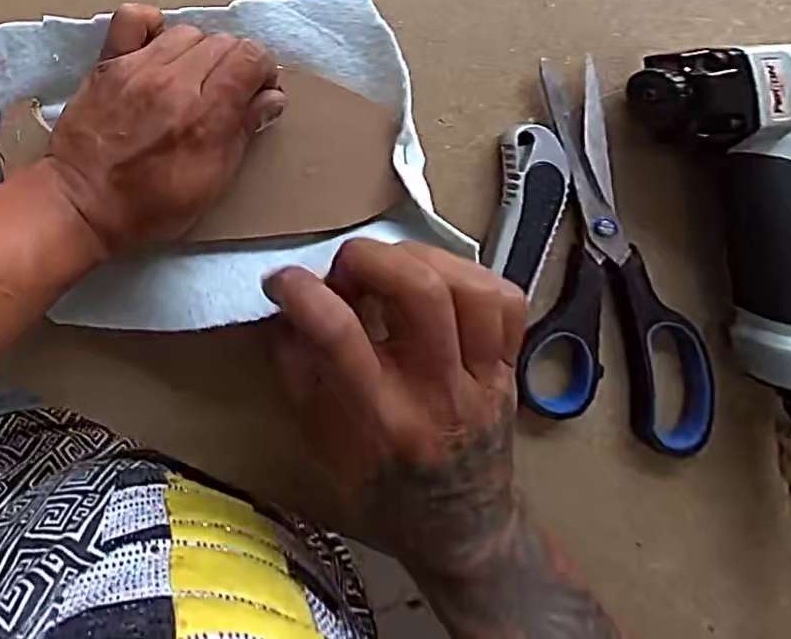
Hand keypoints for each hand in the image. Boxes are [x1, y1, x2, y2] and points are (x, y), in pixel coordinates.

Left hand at [41, 4, 286, 253]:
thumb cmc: (147, 205)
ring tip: (188, 79)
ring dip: (197, 52)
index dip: (261, 71)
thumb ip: (241, 133)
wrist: (81, 203)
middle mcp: (173, 82)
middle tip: (223, 92)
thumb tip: (269, 99)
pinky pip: (132, 19)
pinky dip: (150, 27)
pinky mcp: (107, 64)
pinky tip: (155, 49)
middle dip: (233, 64)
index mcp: (205, 114)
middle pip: (222, 41)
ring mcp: (137, 68)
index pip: (250, 57)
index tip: (254, 91)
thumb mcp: (211, 184)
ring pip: (186, 31)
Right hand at [265, 240, 524, 548]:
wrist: (461, 532)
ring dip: (416, 259)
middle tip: (342, 271)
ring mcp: (483, 378)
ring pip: (468, 288)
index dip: (298, 290)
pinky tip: (434, 282)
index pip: (338, 332)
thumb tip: (281, 301)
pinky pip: (507, 300)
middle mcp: (437, 391)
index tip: (281, 281)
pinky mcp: (509, 367)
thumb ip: (292, 361)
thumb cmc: (377, 487)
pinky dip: (467, 275)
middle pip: (419, 292)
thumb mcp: (313, 432)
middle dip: (365, 258)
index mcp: (380, 416)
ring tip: (387, 268)